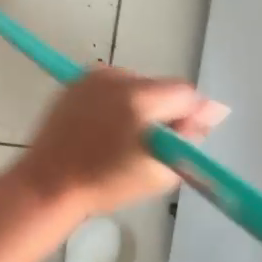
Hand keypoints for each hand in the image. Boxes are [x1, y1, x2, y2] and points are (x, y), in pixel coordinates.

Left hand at [14, 68, 228, 217]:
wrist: (48, 184)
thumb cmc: (105, 184)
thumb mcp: (159, 171)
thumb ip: (190, 138)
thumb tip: (213, 113)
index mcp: (140, 97)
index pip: (185, 92)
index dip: (190, 115)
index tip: (184, 138)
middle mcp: (116, 77)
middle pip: (159, 88)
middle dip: (163, 111)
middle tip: (150, 145)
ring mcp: (92, 78)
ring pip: (134, 86)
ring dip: (139, 106)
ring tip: (122, 141)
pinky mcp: (74, 84)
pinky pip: (110, 88)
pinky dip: (114, 104)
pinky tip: (103, 131)